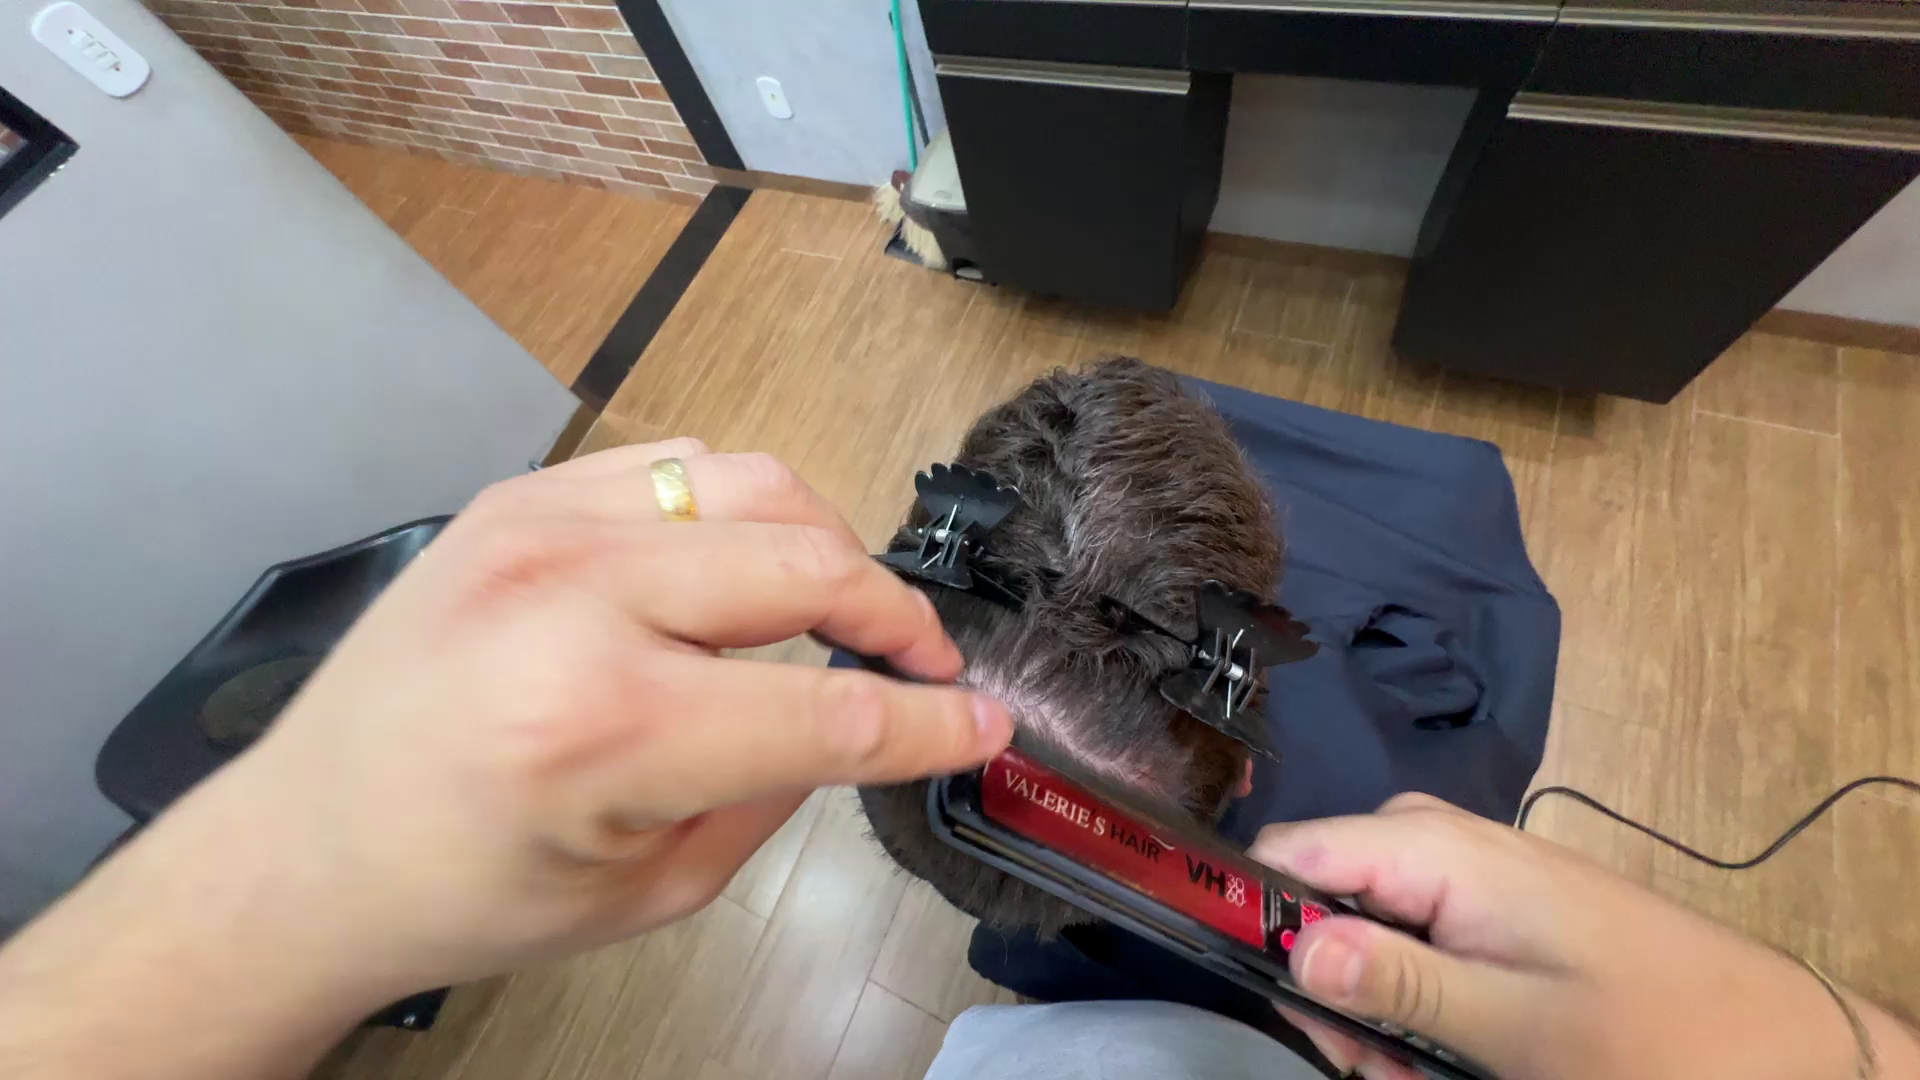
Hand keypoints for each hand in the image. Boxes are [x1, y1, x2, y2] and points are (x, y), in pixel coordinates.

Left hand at [0, 440, 1011, 1078]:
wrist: (302, 845)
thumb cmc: (479, 892)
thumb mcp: (662, 885)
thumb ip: (783, 785)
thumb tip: (863, 715)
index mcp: (601, 730)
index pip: (828, 713)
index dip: (928, 719)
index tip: (984, 720)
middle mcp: (575, 601)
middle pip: (809, 567)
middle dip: (895, 614)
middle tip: (921, 657)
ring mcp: (545, 525)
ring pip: (763, 488)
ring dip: (832, 546)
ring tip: (842, 603)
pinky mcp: (527, 494)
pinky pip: (690, 470)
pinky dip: (751, 513)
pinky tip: (746, 564)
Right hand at [1250, 794, 1915, 1079]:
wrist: (1785, 1042)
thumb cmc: (1653, 1031)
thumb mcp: (1521, 1025)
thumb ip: (1400, 981)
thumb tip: (1294, 951)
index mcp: (1420, 844)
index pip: (1285, 853)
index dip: (1266, 920)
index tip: (1300, 1008)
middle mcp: (1417, 833)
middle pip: (1315, 897)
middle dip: (1334, 989)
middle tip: (1384, 1066)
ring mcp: (1443, 861)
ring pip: (1353, 925)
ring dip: (1374, 1006)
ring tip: (1429, 1070)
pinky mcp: (1466, 890)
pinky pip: (1398, 932)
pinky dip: (1409, 996)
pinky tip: (1453, 1046)